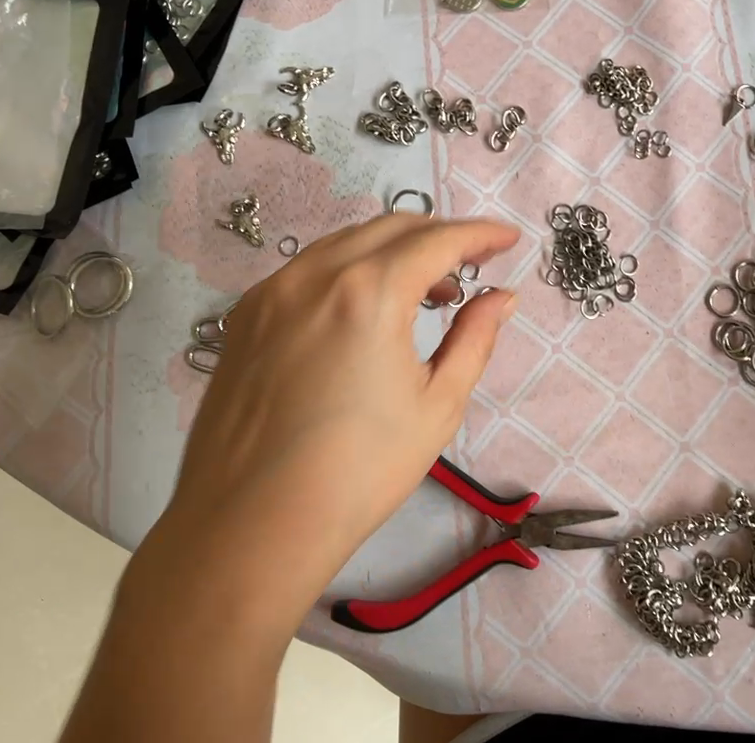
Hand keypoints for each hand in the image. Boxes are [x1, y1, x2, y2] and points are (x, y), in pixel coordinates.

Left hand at [135, 214, 521, 640]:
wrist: (251, 527)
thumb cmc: (360, 471)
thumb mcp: (438, 405)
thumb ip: (475, 338)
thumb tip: (501, 297)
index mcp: (370, 293)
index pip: (438, 241)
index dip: (480, 235)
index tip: (509, 239)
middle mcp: (317, 274)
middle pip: (391, 228)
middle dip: (440, 236)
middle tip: (472, 265)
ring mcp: (273, 291)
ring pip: (347, 242)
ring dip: (395, 250)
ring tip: (426, 290)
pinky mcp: (245, 316)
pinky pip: (310, 268)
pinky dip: (351, 268)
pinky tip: (366, 309)